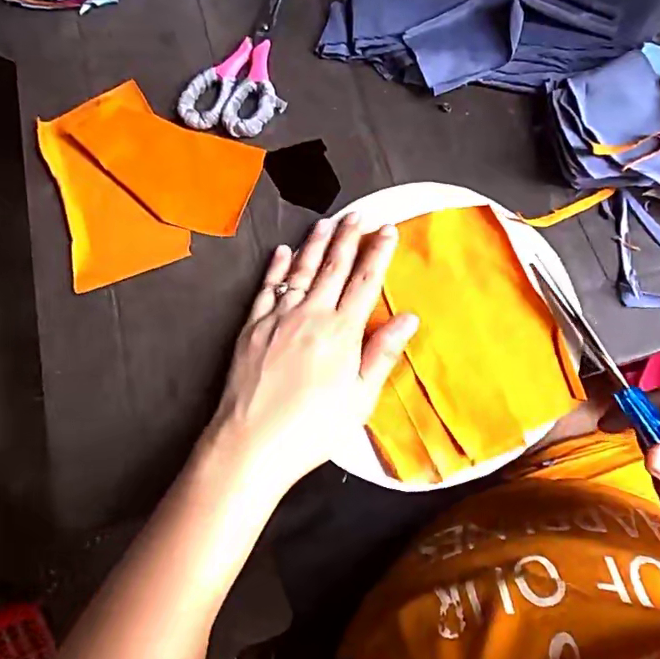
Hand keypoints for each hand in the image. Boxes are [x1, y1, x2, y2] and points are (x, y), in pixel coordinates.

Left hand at [203, 215, 417, 499]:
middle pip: (334, 267)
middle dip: (350, 236)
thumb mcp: (360, 398)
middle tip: (360, 213)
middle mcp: (311, 315)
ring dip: (316, 243)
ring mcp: (278, 318)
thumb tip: (409, 317)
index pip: (365, 281)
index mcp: (342, 332)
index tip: (388, 229)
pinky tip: (282, 252)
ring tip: (327, 221)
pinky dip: (276, 268)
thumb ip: (383, 353)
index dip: (379, 252)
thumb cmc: (312, 429)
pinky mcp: (251, 328)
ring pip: (301, 270)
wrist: (250, 445)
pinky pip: (267, 288)